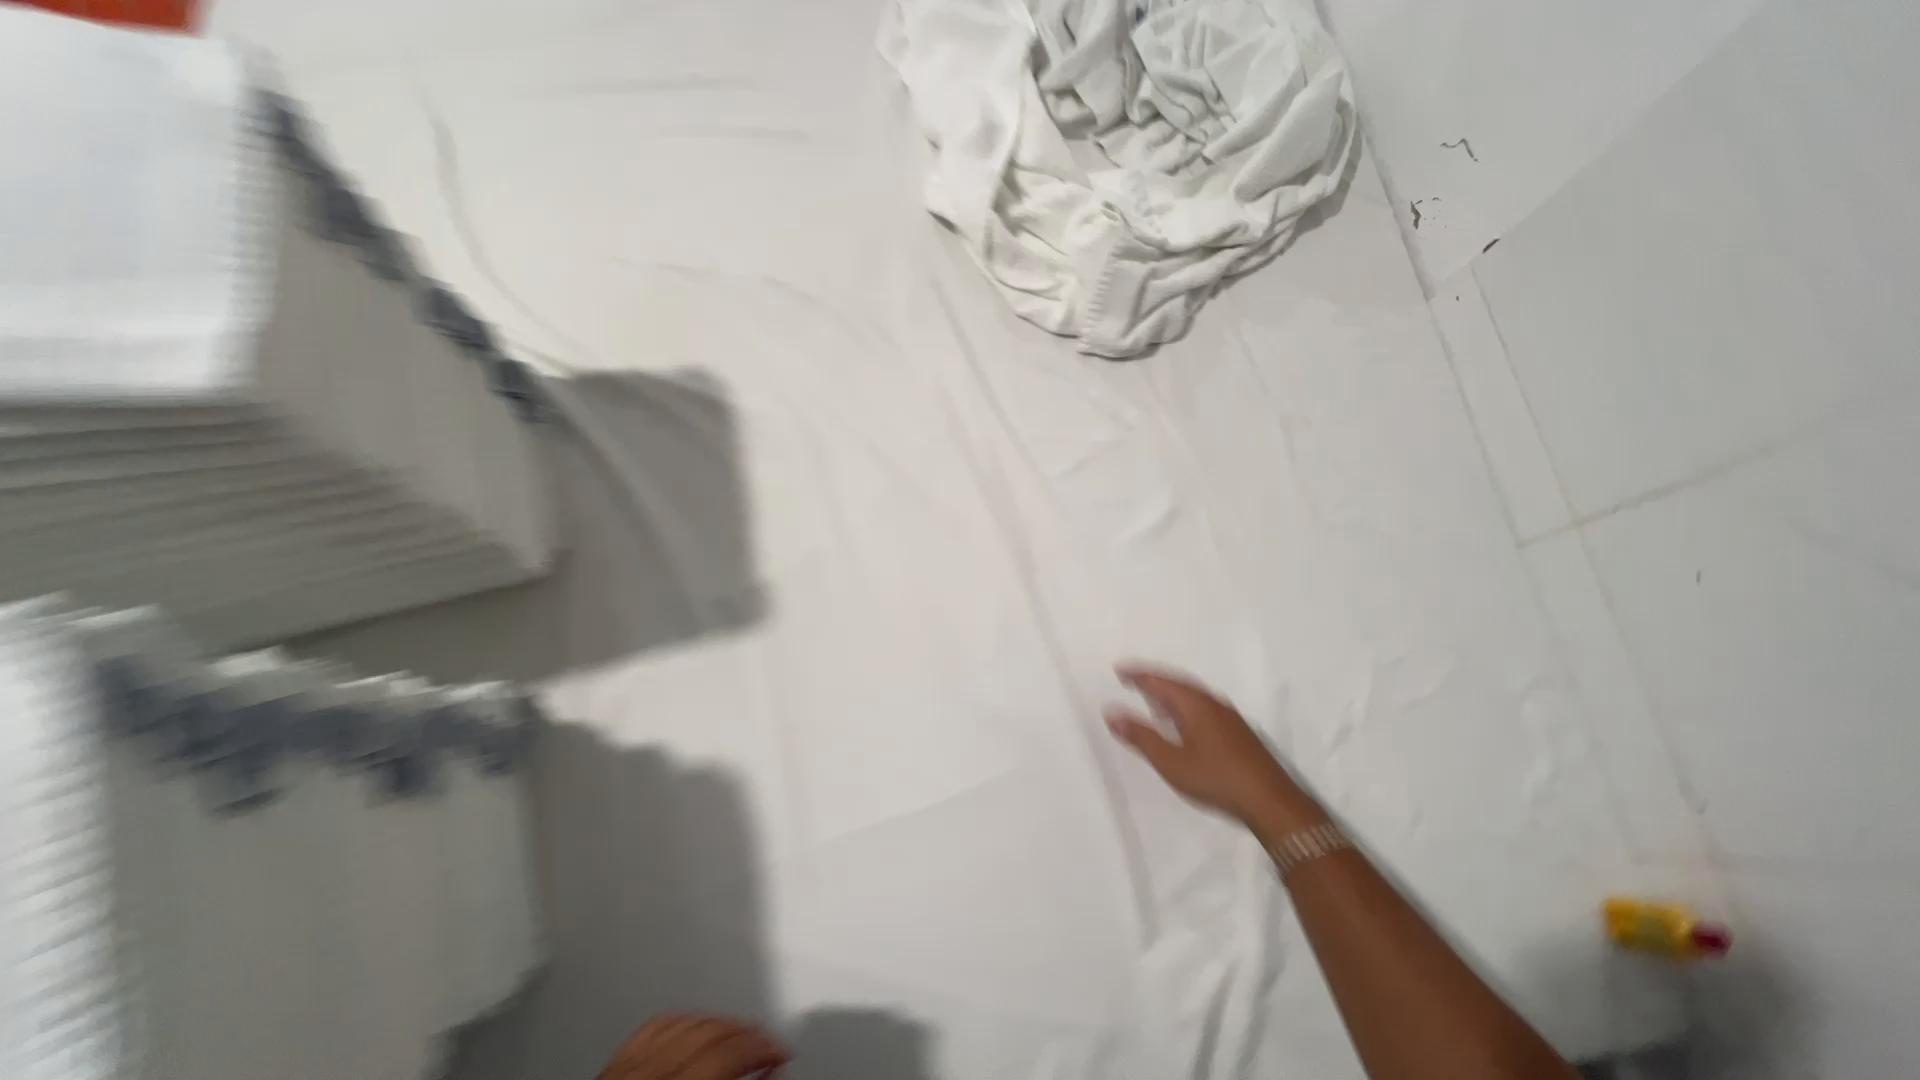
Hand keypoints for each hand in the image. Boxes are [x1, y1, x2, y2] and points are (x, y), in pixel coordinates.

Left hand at [595, 1014, 789, 1079]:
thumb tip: (772, 1070)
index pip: (728, 1053)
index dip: (763, 1046)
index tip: (782, 1049)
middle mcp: (647, 1070)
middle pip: (708, 1031)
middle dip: (746, 1030)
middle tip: (769, 1039)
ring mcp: (624, 1065)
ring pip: (683, 1021)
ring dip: (718, 1022)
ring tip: (741, 1030)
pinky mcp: (610, 1065)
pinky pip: (653, 1027)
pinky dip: (683, 1021)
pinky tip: (697, 1024)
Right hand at [1104, 665, 1324, 835]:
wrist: (1270, 801)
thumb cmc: (1215, 779)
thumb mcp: (1171, 761)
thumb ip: (1141, 736)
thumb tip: (1112, 712)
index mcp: (1194, 704)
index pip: (1160, 680)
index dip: (1138, 675)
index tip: (1119, 670)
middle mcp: (1213, 703)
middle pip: (1178, 683)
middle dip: (1153, 681)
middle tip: (1132, 681)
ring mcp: (1229, 717)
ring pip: (1193, 696)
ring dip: (1170, 695)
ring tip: (1152, 703)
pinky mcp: (1238, 732)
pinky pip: (1203, 707)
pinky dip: (1185, 707)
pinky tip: (1182, 725)